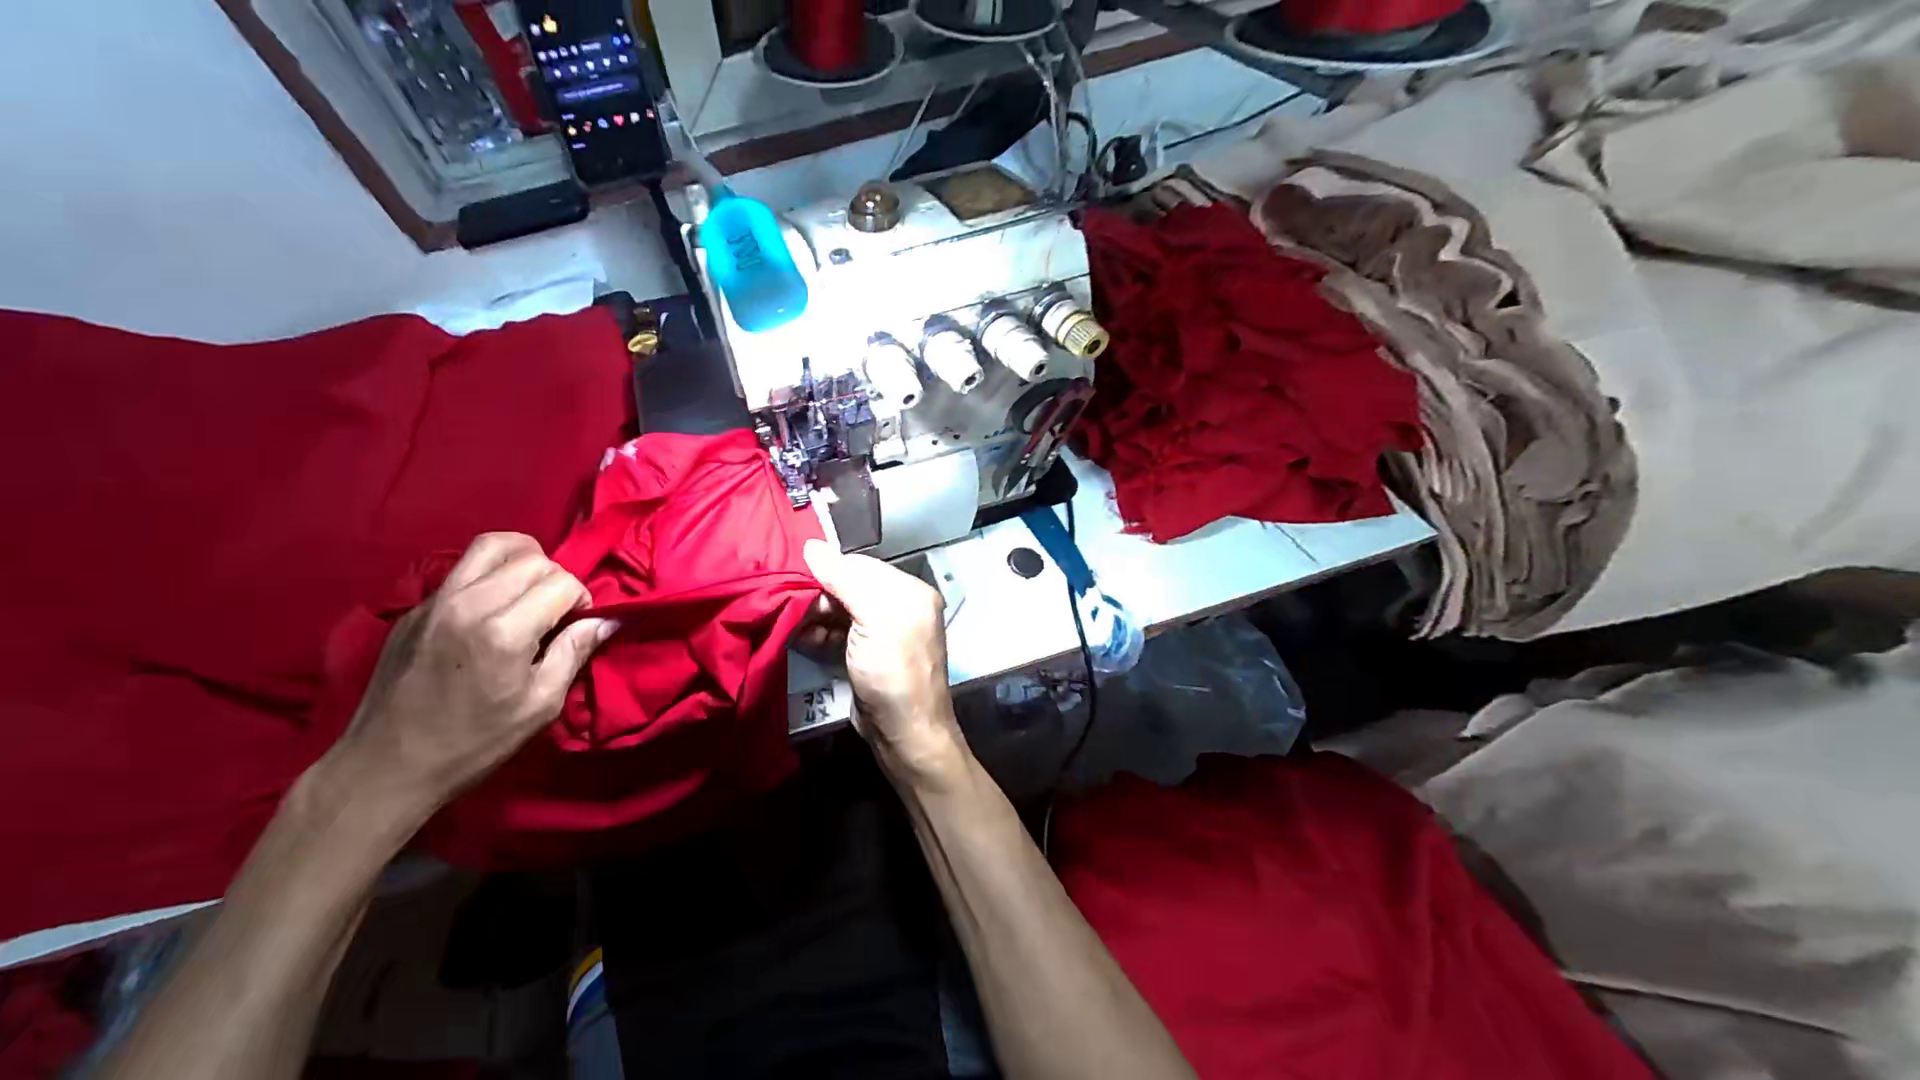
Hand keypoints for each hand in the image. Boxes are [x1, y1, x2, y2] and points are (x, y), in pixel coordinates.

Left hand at [329, 533, 618, 821]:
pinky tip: (494, 607)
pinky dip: (491, 573)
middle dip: (557, 579)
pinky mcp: (414, 608)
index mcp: (503, 631)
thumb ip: (575, 652)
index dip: (581, 599)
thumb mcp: (540, 705)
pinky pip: (463, 568)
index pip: (562, 582)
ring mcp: (435, 601)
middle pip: (532, 558)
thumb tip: (609, 620)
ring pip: (493, 545)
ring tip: (531, 589)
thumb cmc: (474, 742)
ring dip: (524, 559)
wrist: (386, 766)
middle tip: (557, 612)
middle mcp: (468, 603)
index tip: (578, 626)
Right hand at [802, 539, 967, 787]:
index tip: (794, 576)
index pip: (860, 565)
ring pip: (838, 610)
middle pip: (847, 587)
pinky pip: (838, 633)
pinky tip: (802, 639)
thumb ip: (845, 579)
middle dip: (818, 595)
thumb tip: (812, 545)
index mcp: (908, 591)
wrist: (904, 734)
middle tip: (789, 607)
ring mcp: (881, 632)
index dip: (827, 569)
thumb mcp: (873, 619)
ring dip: (813, 617)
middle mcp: (898, 606)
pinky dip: (819, 635)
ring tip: (793, 626)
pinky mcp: (865, 654)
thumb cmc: (893, 673)